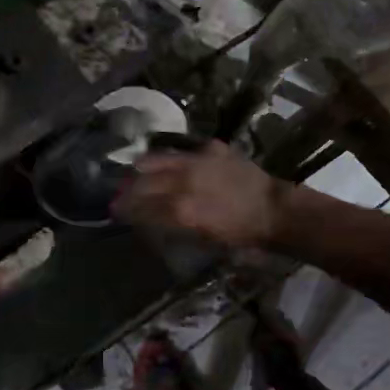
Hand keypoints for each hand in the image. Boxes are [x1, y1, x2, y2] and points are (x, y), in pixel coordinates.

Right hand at [112, 141, 287, 249]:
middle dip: (127, 189)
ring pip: (156, 159)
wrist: (274, 211)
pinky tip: (170, 161)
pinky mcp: (210, 149)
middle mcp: (182, 182)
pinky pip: (182, 150)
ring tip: (136, 172)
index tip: (115, 211)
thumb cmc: (241, 235)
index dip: (124, 209)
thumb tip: (150, 221)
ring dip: (142, 168)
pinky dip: (172, 157)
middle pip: (142, 182)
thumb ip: (172, 228)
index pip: (139, 207)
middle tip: (120, 194)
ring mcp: (195, 161)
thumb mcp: (202, 241)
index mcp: (179, 210)